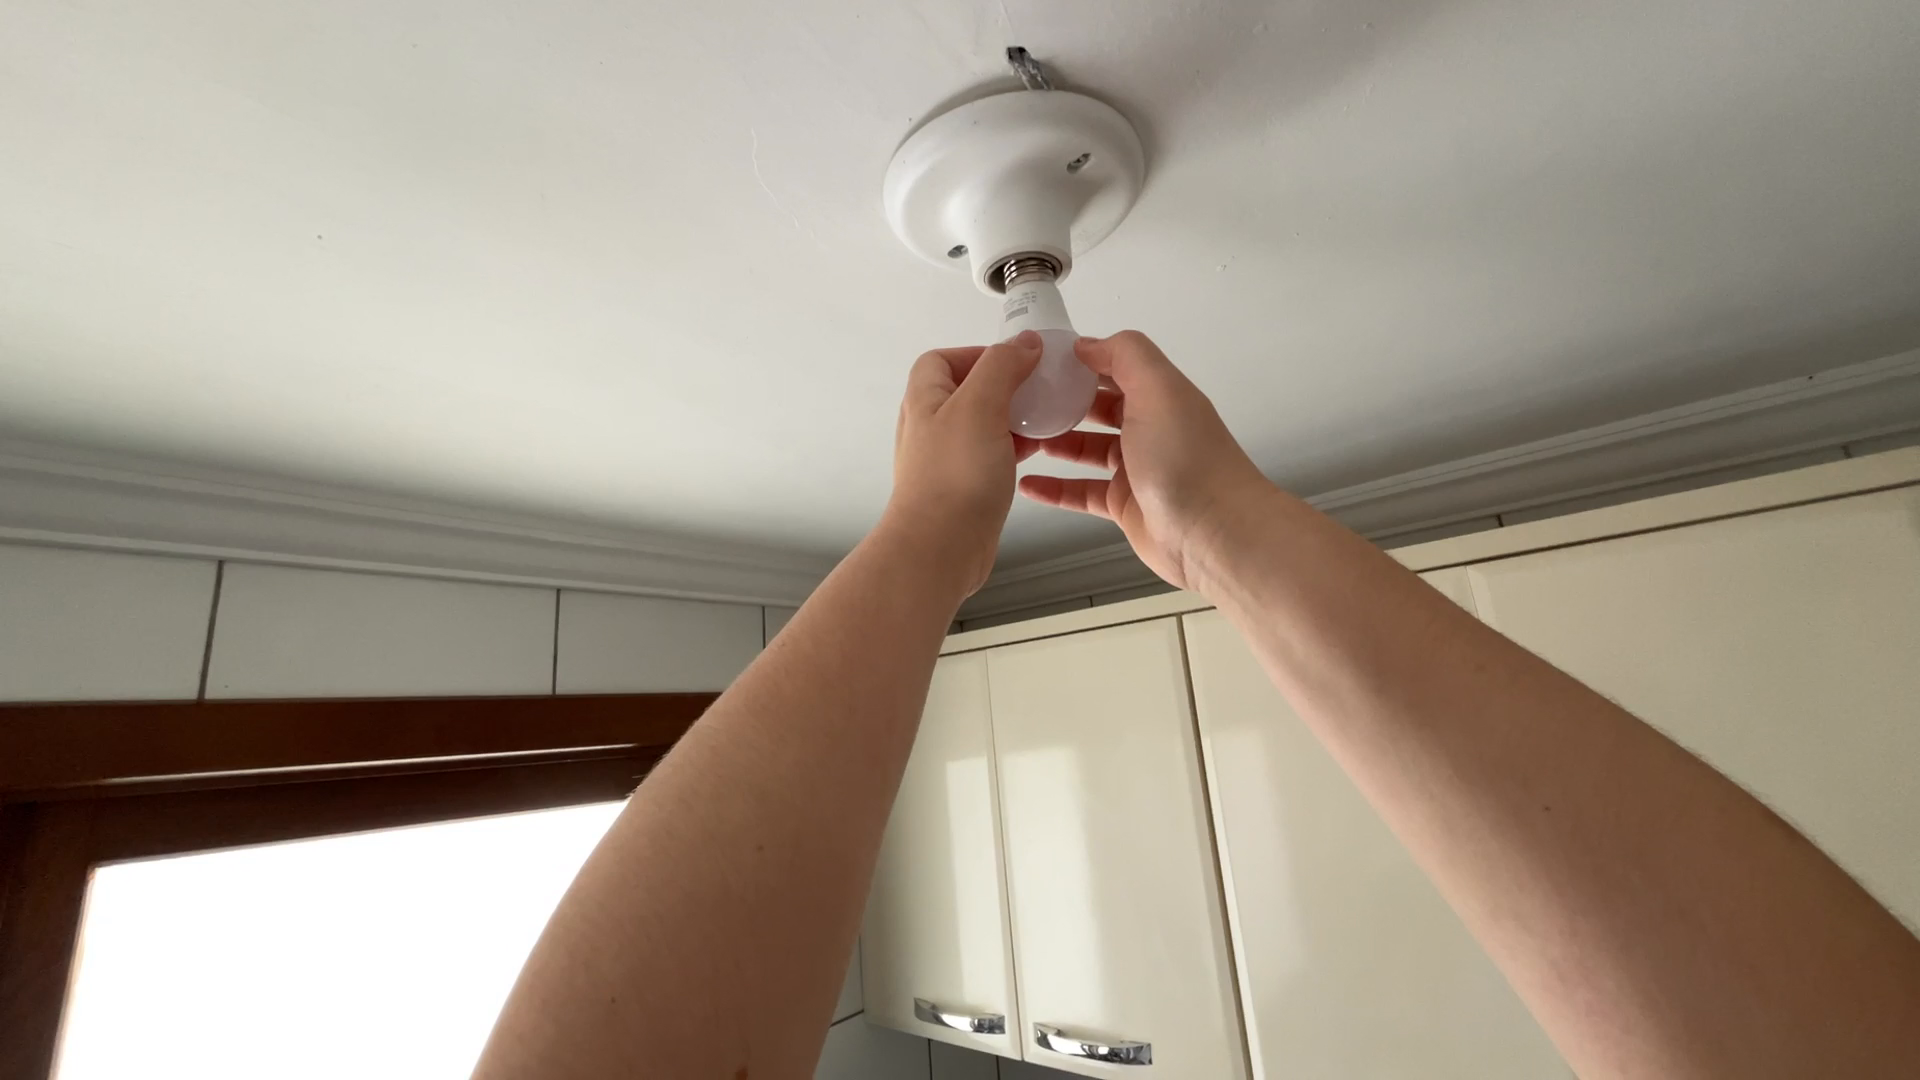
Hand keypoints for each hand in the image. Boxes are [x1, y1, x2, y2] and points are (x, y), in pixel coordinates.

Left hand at [883, 333, 1042, 594]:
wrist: (940, 548)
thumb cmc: (952, 479)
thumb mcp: (979, 406)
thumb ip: (1001, 367)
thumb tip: (1023, 343)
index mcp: (925, 400)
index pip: (943, 359)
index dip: (978, 353)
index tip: (1015, 358)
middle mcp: (931, 427)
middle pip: (967, 391)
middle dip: (1003, 386)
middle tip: (1034, 388)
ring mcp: (946, 459)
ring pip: (982, 425)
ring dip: (1012, 418)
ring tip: (1042, 418)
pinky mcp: (964, 487)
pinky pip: (990, 456)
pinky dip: (1012, 448)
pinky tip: (1034, 452)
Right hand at [1018, 330, 1273, 590]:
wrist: (1212, 532)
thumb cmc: (1185, 457)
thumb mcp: (1158, 389)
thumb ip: (1124, 356)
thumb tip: (1085, 345)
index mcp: (1160, 396)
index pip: (1116, 367)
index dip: (1082, 359)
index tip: (1040, 358)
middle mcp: (1149, 429)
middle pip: (1098, 408)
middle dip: (1063, 401)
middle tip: (1021, 399)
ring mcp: (1135, 470)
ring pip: (1087, 450)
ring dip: (1055, 443)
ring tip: (1018, 436)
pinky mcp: (1123, 506)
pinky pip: (1080, 493)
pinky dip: (1054, 489)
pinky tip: (1025, 484)